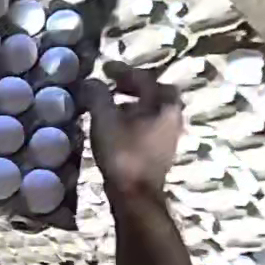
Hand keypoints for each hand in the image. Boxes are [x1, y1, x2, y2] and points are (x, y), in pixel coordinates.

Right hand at [83, 66, 182, 197]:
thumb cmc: (122, 153)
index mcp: (164, 105)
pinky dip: (136, 118)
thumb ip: (98, 96)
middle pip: (157, 93)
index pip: (145, 79)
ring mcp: (169, 136)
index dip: (123, 71)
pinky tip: (118, 125)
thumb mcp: (104, 120)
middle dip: (136, 86)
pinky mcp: (161, 151)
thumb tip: (91, 81)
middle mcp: (173, 117)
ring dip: (135, 103)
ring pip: (154, 110)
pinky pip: (150, 124)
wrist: (134, 195)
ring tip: (113, 104)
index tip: (106, 69)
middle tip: (115, 84)